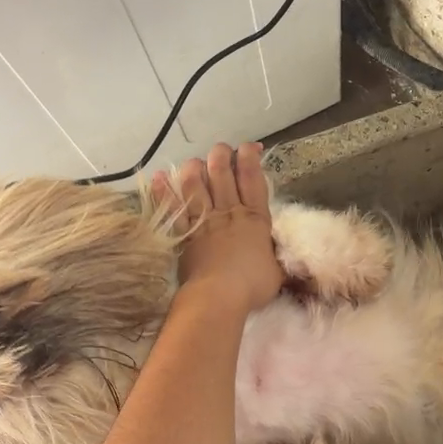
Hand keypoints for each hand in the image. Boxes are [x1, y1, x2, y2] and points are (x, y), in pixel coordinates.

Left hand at [152, 143, 282, 313]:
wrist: (219, 297)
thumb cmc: (253, 285)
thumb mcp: (279, 271)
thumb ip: (278, 256)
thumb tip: (284, 254)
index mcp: (255, 218)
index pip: (253, 179)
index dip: (250, 159)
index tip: (248, 147)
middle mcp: (229, 212)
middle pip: (222, 173)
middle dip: (221, 155)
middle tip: (221, 150)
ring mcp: (203, 221)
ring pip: (194, 183)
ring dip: (193, 167)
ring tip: (195, 162)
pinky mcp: (183, 234)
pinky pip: (171, 207)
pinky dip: (163, 191)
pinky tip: (158, 176)